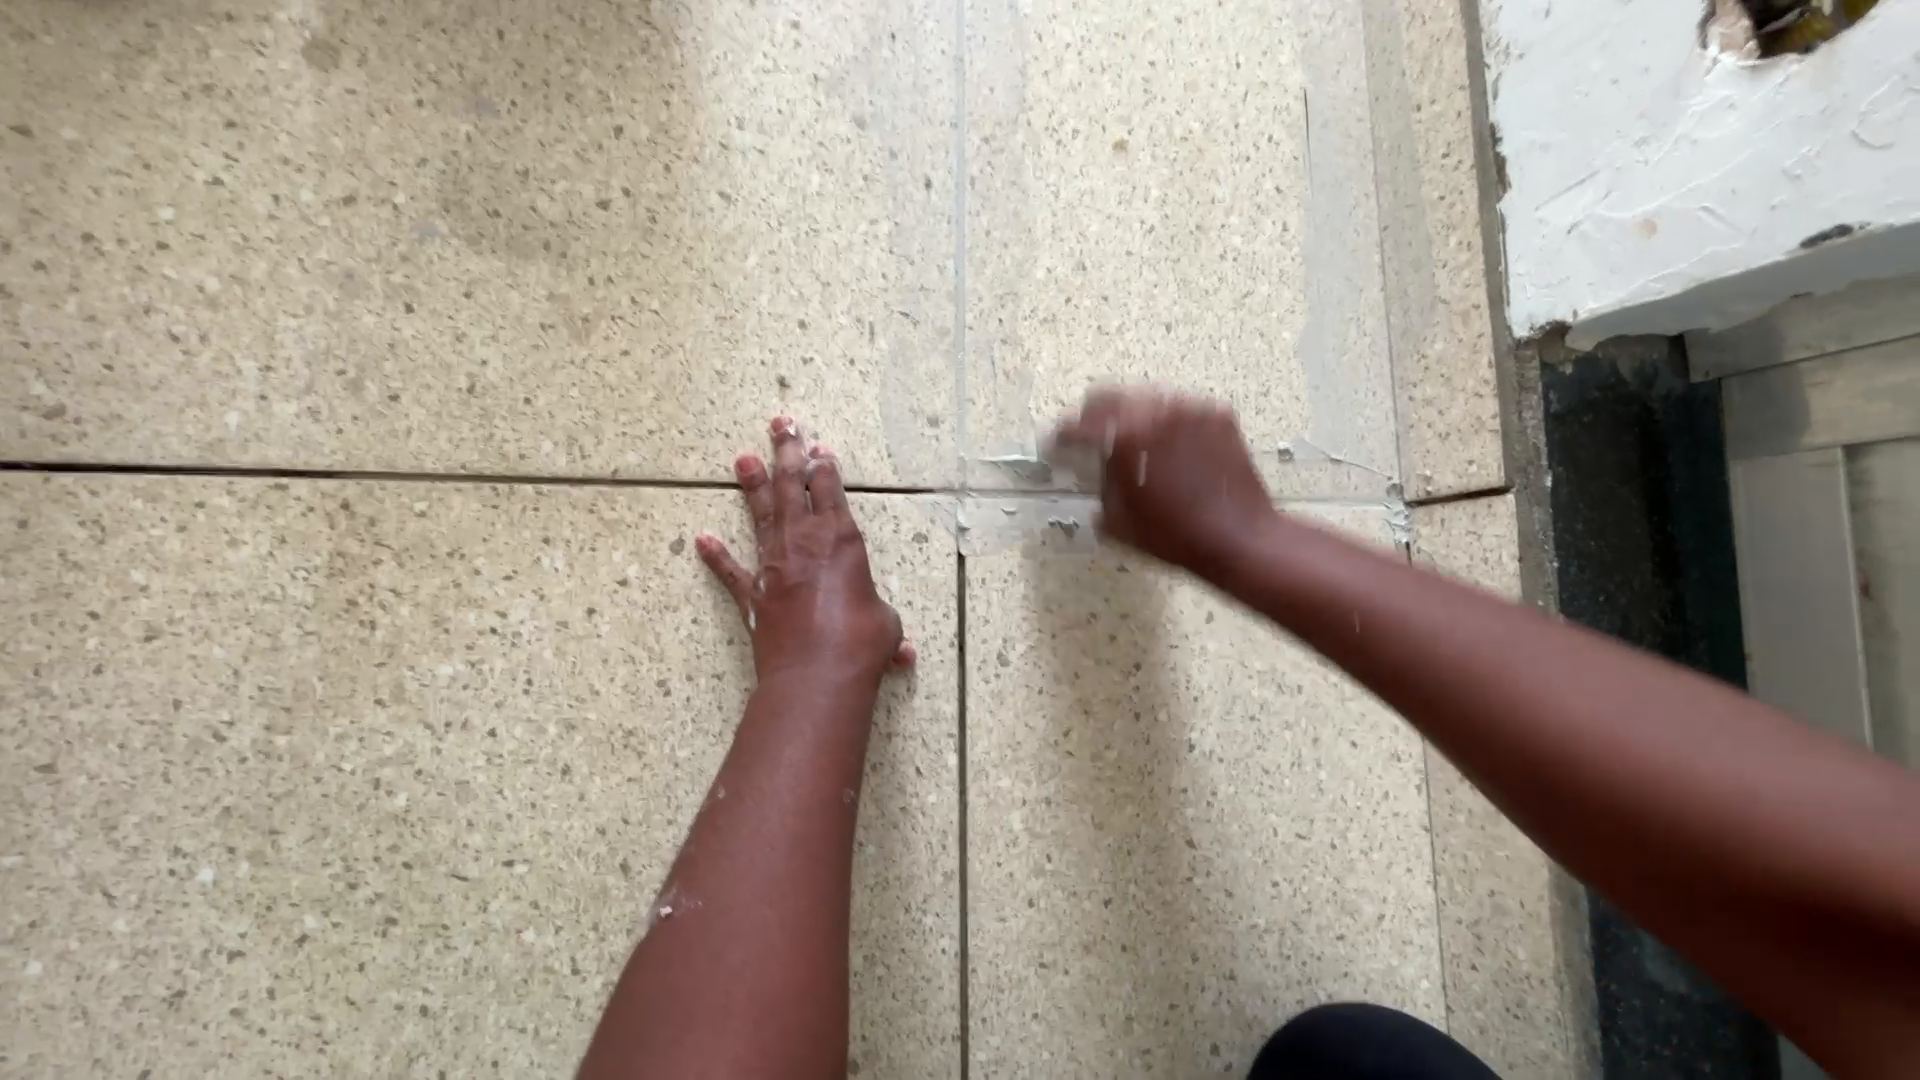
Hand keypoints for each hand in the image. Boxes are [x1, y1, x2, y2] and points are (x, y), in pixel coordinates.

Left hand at [695, 417, 914, 686]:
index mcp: (840, 540)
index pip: (831, 491)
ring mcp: (774, 565)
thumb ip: (887, 627)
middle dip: (788, 454)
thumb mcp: (887, 627)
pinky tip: (702, 540)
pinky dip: (717, 556)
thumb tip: (903, 655)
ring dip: (753, 485)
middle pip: (793, 487)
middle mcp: (804, 542)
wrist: (817, 676)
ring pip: (762, 515)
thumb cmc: (861, 645)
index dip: (826, 468)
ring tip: (743, 458)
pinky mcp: (754, 594)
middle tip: (780, 426)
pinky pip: (732, 571)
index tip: (820, 448)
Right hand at [1052, 385, 1273, 575]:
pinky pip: (1180, 409)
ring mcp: (1191, 410)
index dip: (1062, 436)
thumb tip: (1096, 473)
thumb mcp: (1119, 520)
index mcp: (1125, 436)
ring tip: (1130, 440)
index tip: (1057, 444)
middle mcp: (1157, 412)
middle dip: (1094, 416)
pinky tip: (1168, 445)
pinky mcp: (1217, 416)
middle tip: (1088, 435)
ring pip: (1147, 398)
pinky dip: (1167, 423)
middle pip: (1110, 396)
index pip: (1078, 425)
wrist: (1240, 538)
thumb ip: (1099, 486)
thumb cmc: (1177, 536)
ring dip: (1132, 416)